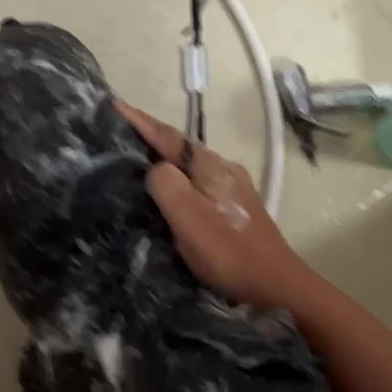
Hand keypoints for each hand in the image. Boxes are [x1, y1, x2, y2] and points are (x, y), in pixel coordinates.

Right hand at [116, 101, 312, 311]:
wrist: (275, 285)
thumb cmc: (225, 249)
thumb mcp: (185, 212)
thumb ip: (163, 181)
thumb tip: (156, 170)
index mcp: (209, 164)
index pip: (167, 135)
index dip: (140, 121)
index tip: (116, 106)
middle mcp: (223, 168)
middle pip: (180, 149)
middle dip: (152, 142)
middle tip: (121, 140)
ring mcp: (234, 189)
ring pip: (191, 170)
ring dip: (167, 166)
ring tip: (139, 170)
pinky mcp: (237, 210)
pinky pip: (200, 188)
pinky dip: (180, 187)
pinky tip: (171, 201)